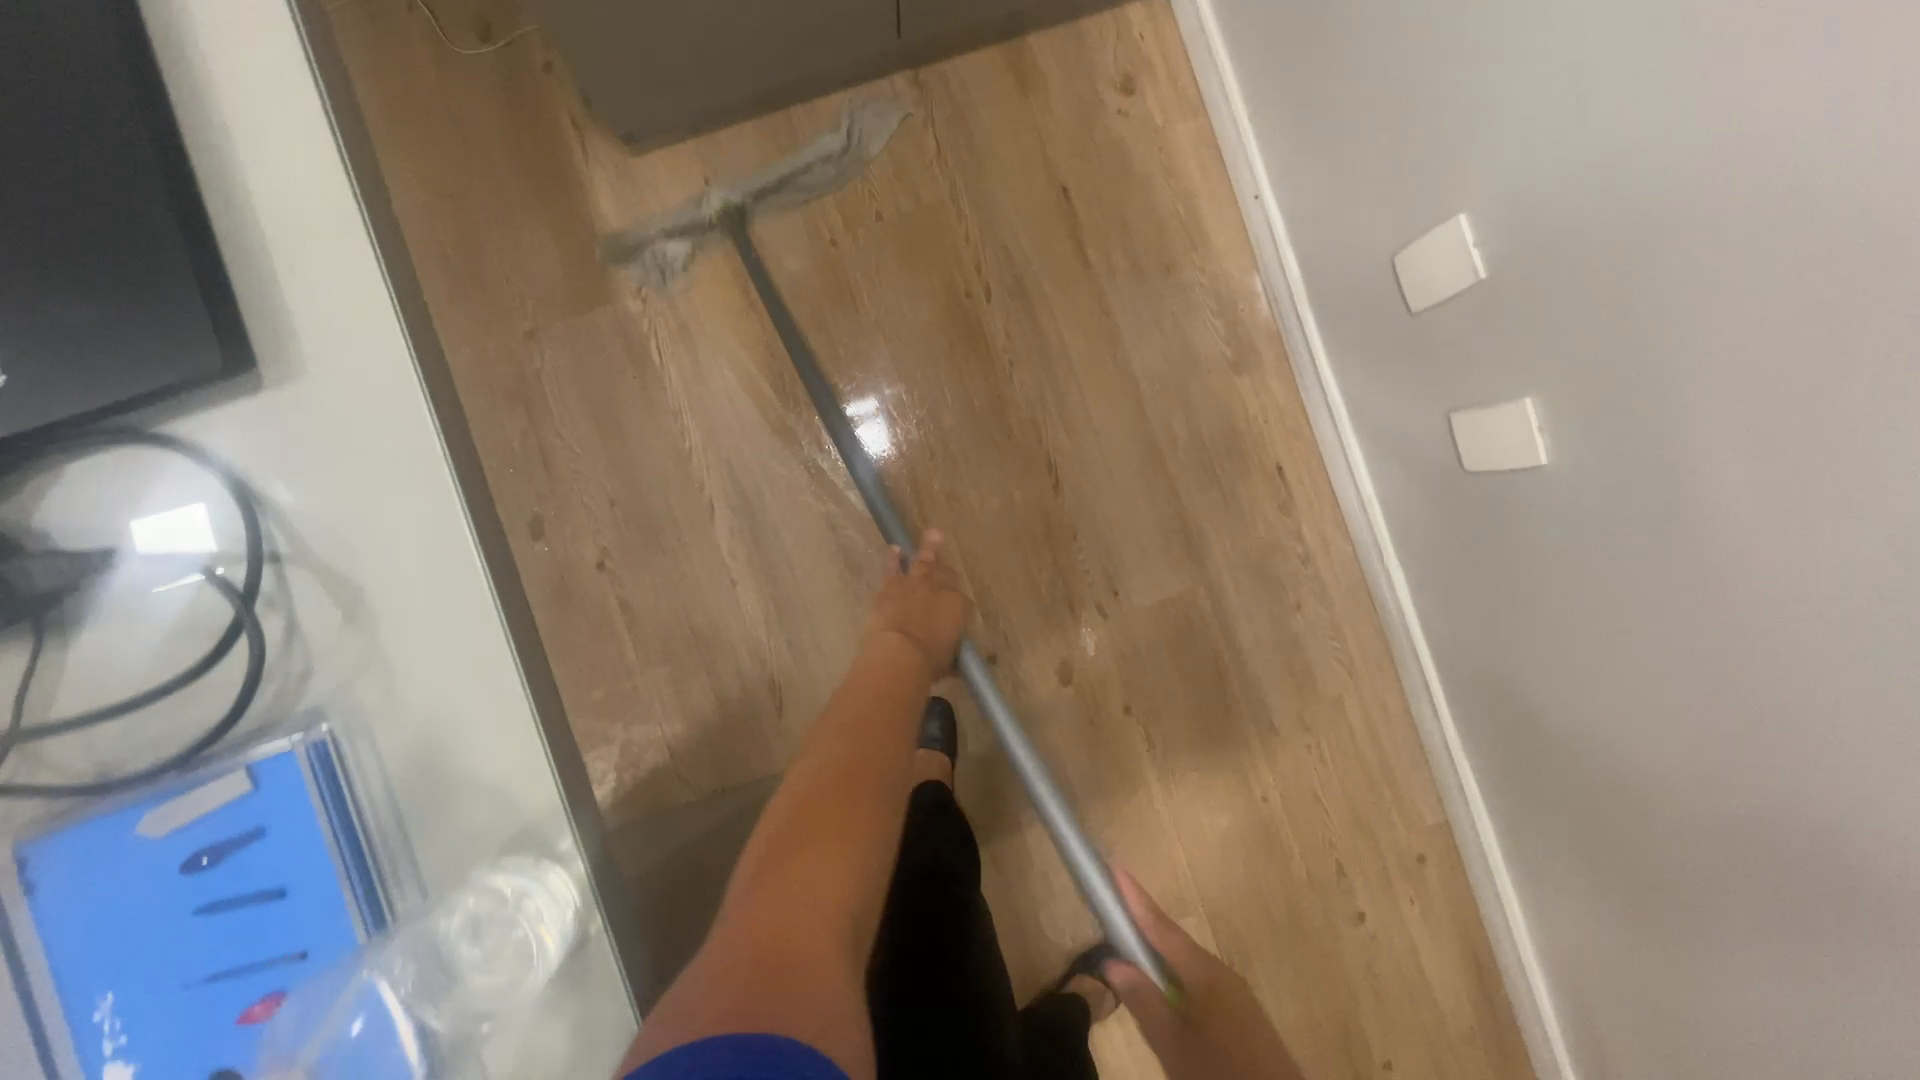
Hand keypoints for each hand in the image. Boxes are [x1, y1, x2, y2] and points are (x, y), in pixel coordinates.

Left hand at [864, 529, 969, 673]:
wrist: (899, 654)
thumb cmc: (929, 662)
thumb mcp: (948, 661)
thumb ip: (950, 654)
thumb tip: (952, 662)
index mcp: (958, 606)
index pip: (961, 601)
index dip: (957, 606)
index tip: (953, 614)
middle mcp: (939, 589)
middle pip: (944, 572)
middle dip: (945, 563)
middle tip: (945, 546)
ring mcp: (914, 584)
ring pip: (922, 561)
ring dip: (926, 548)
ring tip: (930, 535)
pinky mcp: (890, 586)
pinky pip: (894, 568)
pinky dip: (894, 559)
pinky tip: (894, 550)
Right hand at [1104, 870, 1305, 1079]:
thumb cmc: (1220, 1073)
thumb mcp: (1172, 1044)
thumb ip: (1142, 1000)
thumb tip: (1112, 962)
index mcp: (1203, 972)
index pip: (1160, 926)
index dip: (1134, 897)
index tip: (1114, 865)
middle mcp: (1221, 973)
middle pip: (1173, 940)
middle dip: (1142, 921)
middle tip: (1111, 903)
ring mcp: (1235, 994)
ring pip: (1186, 963)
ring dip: (1157, 950)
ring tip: (1127, 943)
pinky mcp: (1241, 1016)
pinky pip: (1198, 981)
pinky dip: (1173, 973)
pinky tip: (1162, 987)